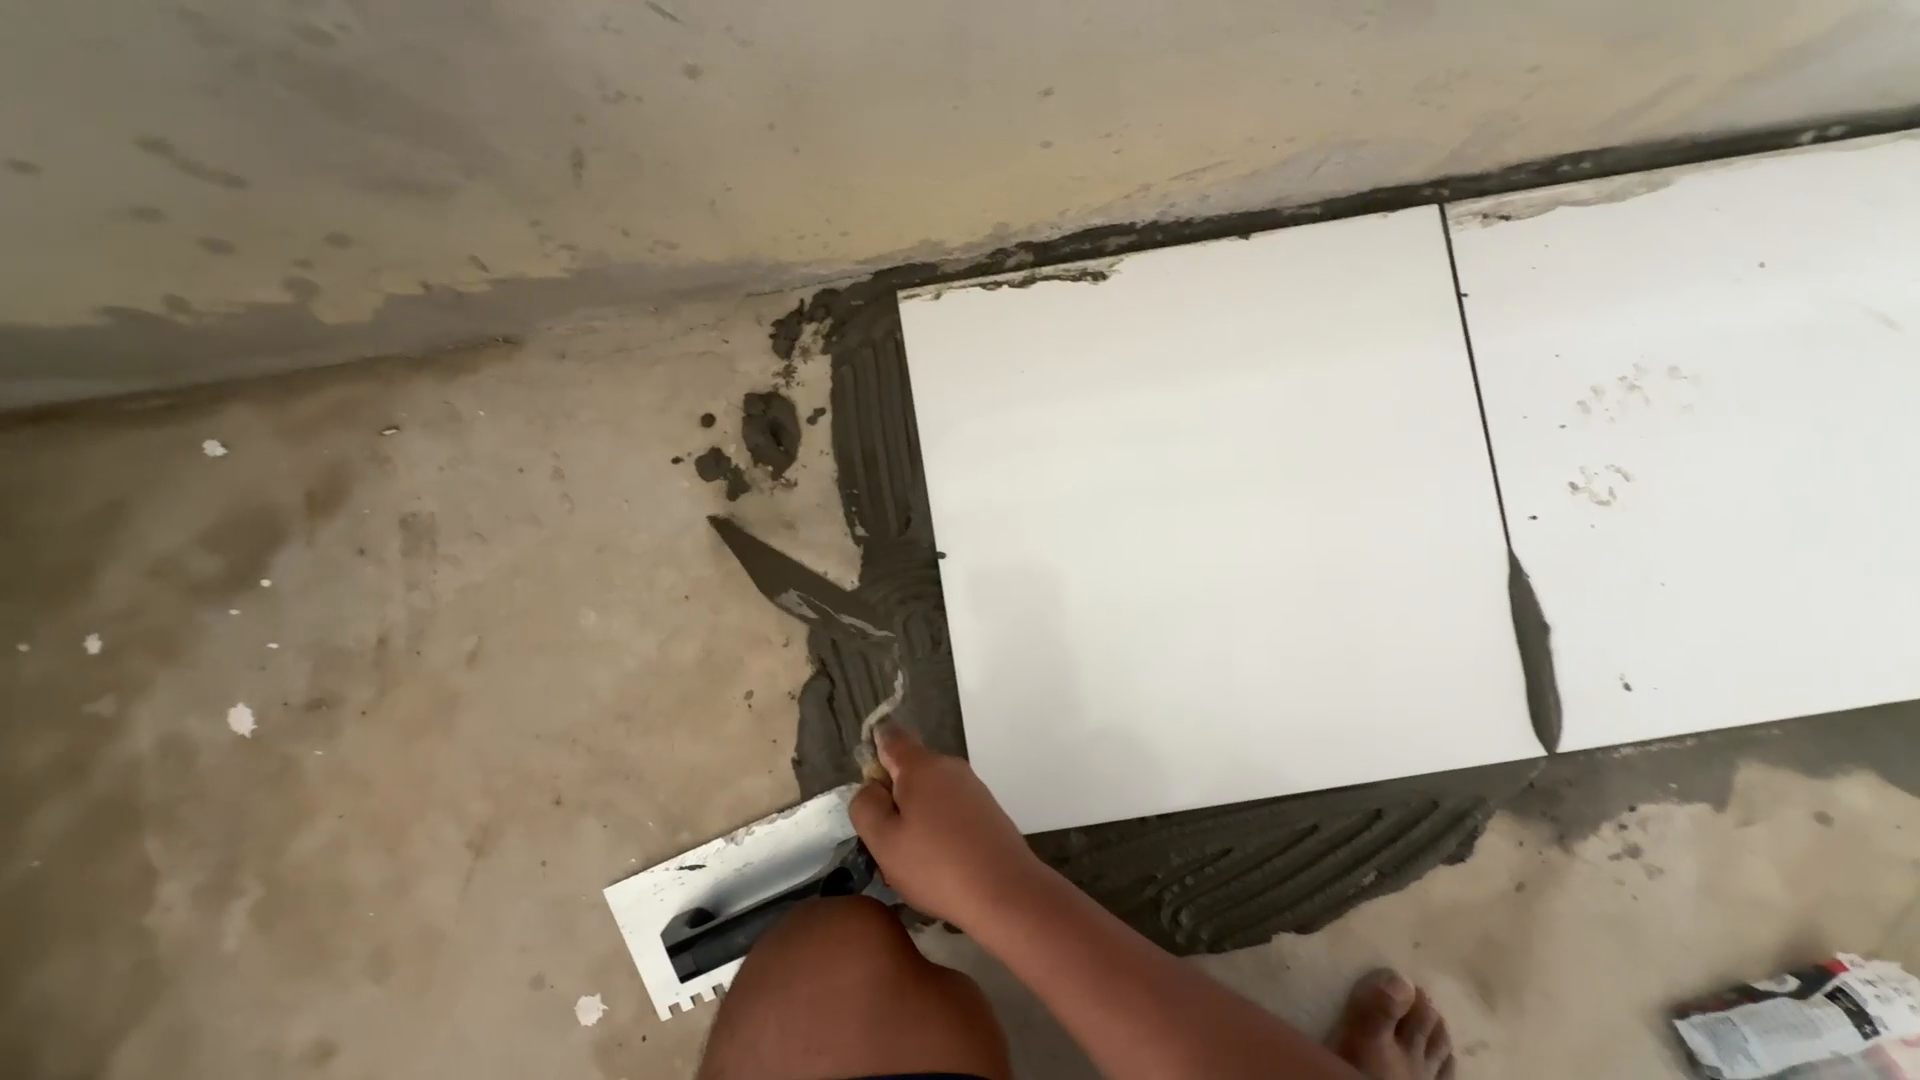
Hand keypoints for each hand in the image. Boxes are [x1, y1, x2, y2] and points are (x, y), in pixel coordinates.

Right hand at [849, 722, 1049, 929]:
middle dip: (893, 800)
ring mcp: (973, 788)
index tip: (868, 791)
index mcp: (921, 765)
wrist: (1006, 892)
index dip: (872, 753)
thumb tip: (871, 787)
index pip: (890, 736)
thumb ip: (865, 806)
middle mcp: (950, 767)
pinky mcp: (987, 811)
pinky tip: (938, 866)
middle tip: (885, 842)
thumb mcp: (883, 840)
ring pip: (930, 795)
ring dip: (915, 820)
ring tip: (912, 863)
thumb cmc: (936, 865)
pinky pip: (950, 811)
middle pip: (910, 771)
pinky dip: (938, 831)